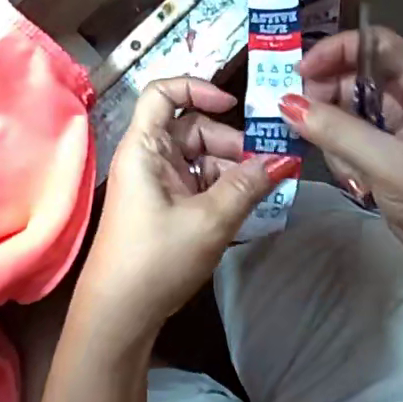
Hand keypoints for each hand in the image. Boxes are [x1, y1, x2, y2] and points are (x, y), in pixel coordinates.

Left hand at [77, 78, 298, 339]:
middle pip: (191, 128)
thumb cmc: (156, 258)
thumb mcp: (210, 220)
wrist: (119, 314)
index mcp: (144, 147)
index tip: (232, 107)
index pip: (162, 93)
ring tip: (262, 192)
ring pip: (199, 157)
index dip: (196, 87)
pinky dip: (222, 189)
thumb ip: (248, 186)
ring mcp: (156, 182)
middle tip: (266, 166)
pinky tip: (247, 207)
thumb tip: (283, 160)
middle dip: (230, 142)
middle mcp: (147, 157)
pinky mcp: (164, 206)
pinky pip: (198, 182)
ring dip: (231, 169)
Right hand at [285, 27, 402, 274]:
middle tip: (299, 120)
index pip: (375, 44)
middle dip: (325, 96)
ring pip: (349, 114)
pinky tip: (354, 182)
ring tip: (342, 167)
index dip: (336, 50)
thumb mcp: (390, 164)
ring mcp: (401, 130)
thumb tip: (285, 103)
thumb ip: (337, 132)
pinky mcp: (392, 158)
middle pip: (355, 79)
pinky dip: (344, 157)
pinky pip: (354, 143)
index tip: (300, 71)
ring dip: (333, 135)